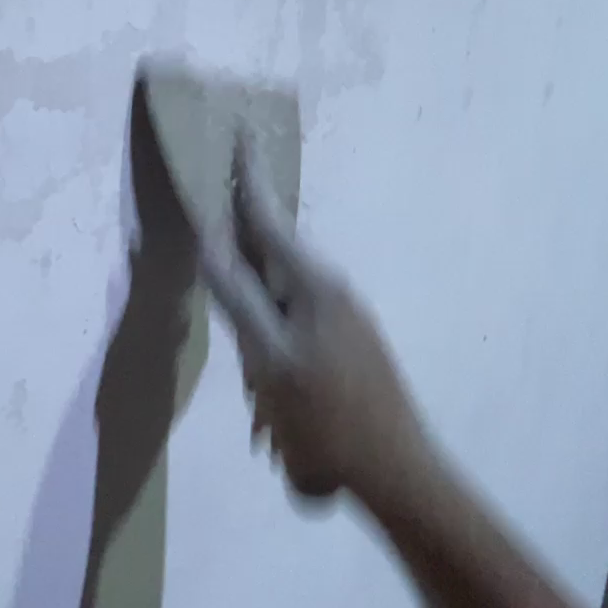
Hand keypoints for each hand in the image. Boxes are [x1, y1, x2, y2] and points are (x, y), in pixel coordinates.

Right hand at [195, 139, 430, 503]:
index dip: (248, 177)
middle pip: (269, 260)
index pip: (268, 218)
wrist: (398, 474)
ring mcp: (342, 320)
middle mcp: (331, 291)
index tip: (241, 133)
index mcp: (313, 283)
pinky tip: (272, 402)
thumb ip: (237, 296)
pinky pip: (292, 330)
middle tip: (224, 317)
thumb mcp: (268, 355)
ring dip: (255, 330)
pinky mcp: (346, 347)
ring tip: (258, 393)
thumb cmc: (326, 415)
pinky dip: (271, 350)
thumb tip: (209, 244)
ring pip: (278, 302)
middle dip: (239, 277)